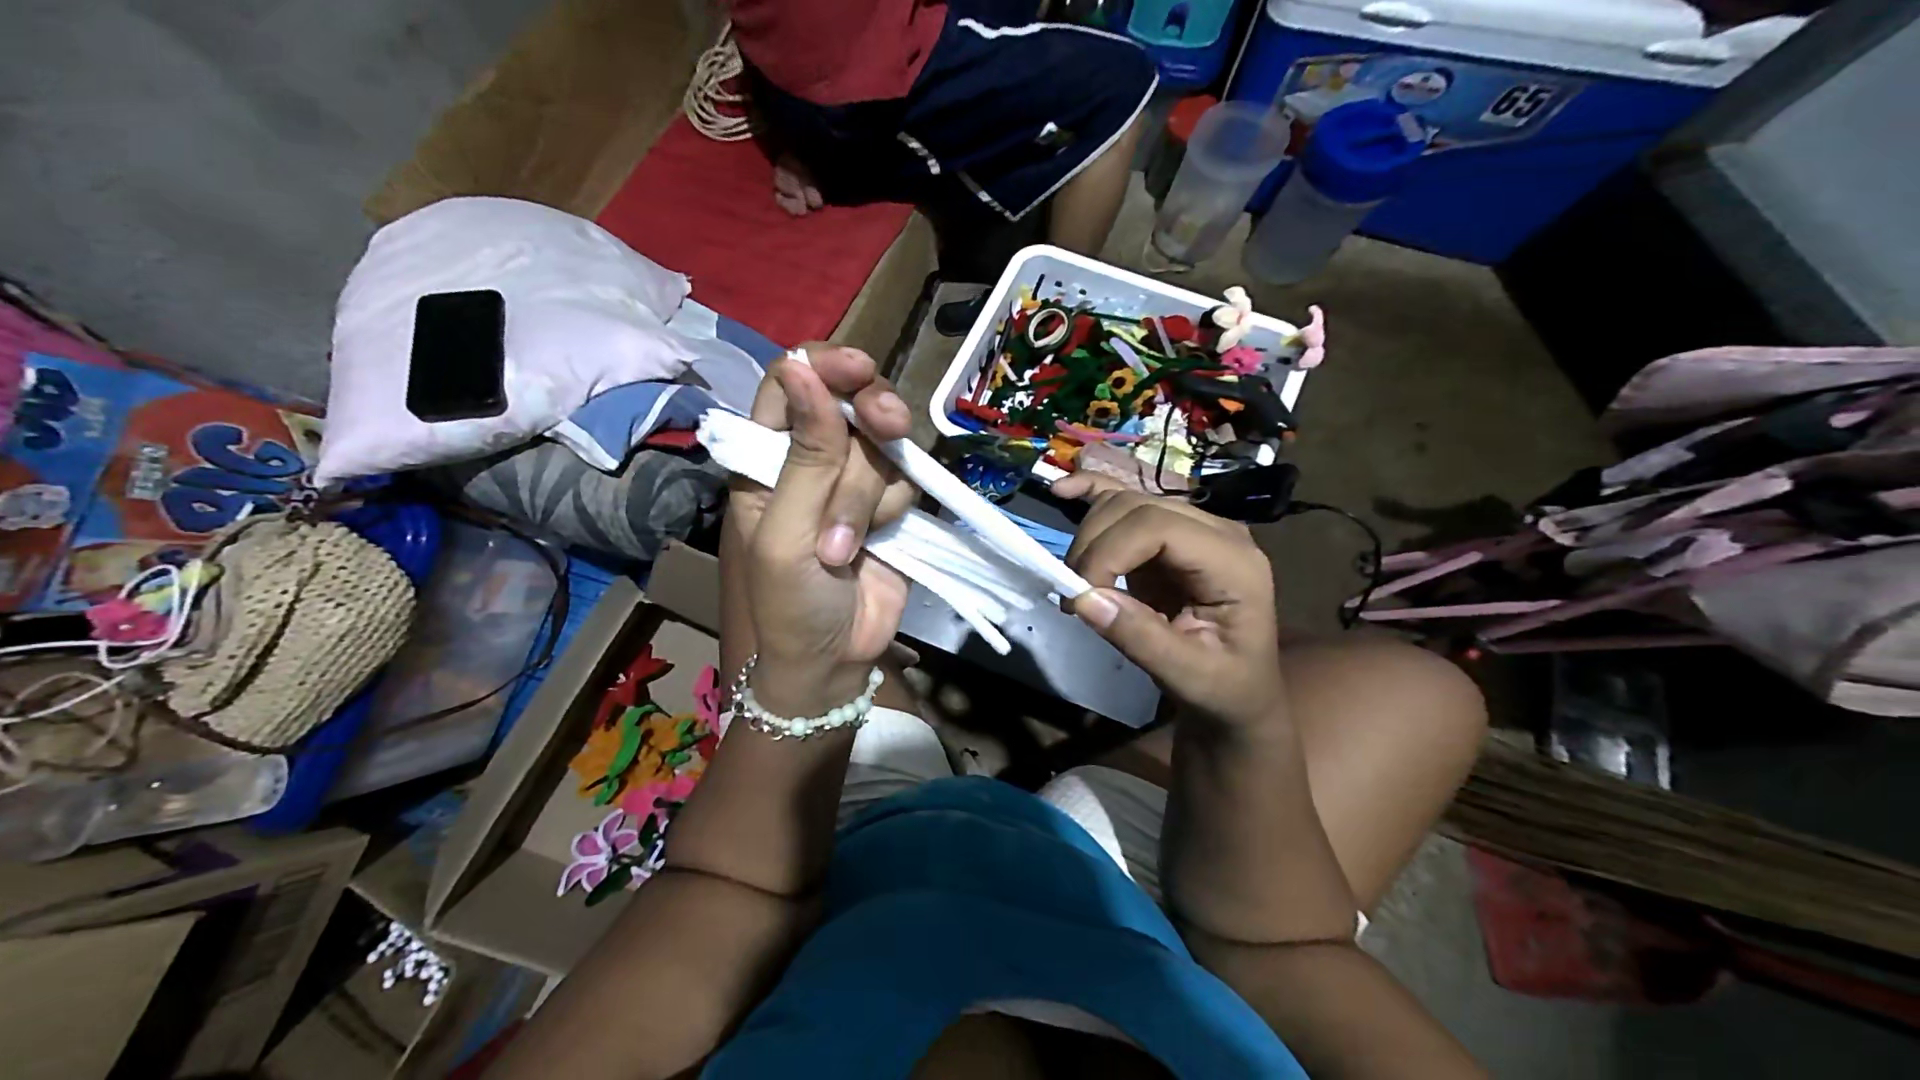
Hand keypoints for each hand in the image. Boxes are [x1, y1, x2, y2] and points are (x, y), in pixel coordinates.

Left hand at [728, 346, 915, 713]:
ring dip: (872, 491)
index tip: (858, 369)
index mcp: (765, 458)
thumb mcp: (786, 532)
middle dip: (871, 414)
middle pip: (848, 402)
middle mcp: (811, 459)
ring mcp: (854, 482)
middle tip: (889, 425)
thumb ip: (804, 456)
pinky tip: (882, 540)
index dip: (822, 366)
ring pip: (882, 445)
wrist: (834, 660)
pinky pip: (907, 478)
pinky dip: (897, 506)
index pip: (789, 383)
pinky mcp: (891, 504)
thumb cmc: (788, 603)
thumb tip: (801, 367)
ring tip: (850, 544)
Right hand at [1054, 473, 1284, 731]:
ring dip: (1087, 535)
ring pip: (1123, 502)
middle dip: (1092, 547)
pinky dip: (1091, 492)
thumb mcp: (1189, 676)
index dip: (1109, 552)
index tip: (1081, 596)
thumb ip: (1140, 637)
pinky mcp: (1167, 530)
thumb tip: (1083, 599)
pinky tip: (1061, 489)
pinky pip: (1125, 498)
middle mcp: (1216, 530)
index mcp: (1233, 562)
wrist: (1241, 688)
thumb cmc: (1226, 686)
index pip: (1158, 526)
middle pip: (1136, 507)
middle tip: (1073, 597)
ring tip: (1075, 582)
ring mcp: (1191, 524)